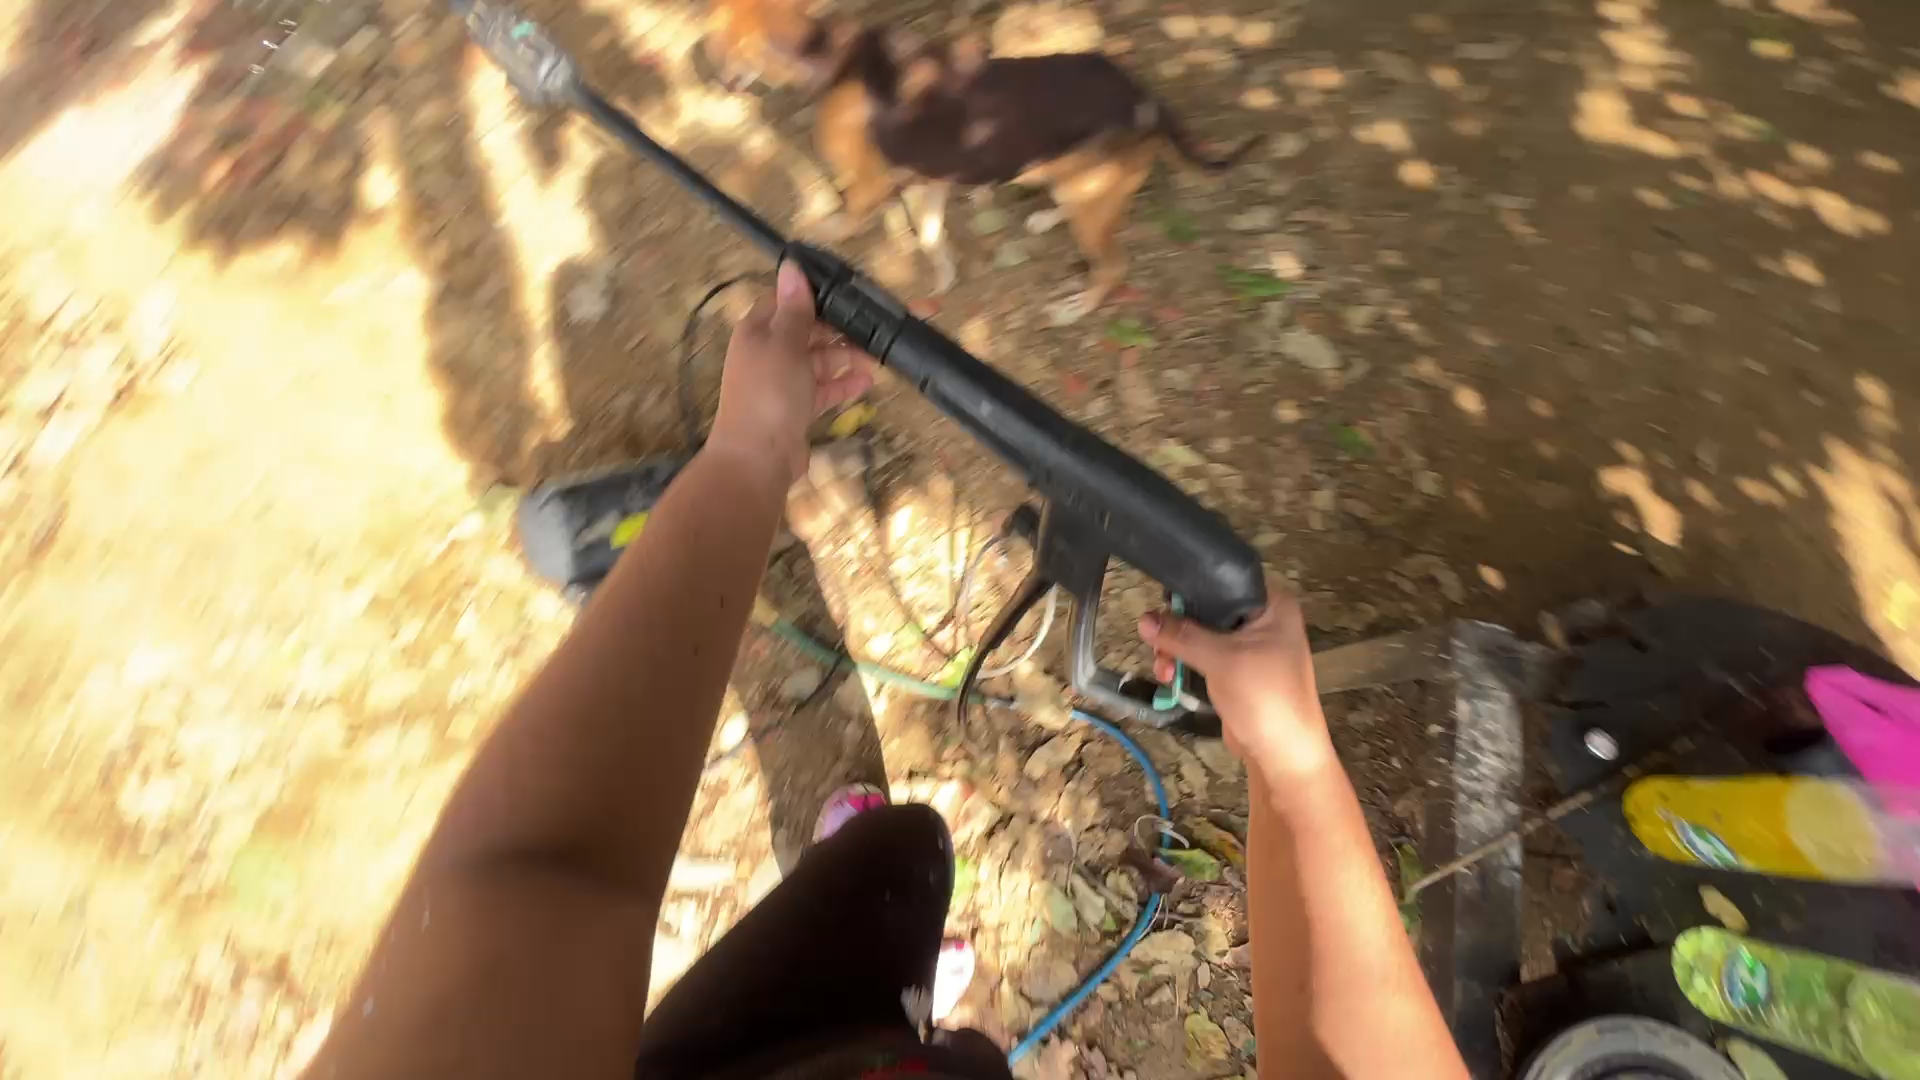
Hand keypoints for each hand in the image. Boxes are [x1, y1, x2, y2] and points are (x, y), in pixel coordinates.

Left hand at [709, 262, 874, 485]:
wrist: (758, 459)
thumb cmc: (769, 394)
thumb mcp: (784, 344)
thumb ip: (796, 309)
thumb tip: (792, 264)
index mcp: (760, 327)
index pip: (794, 300)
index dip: (825, 296)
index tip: (858, 296)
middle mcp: (770, 350)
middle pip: (813, 330)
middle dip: (844, 330)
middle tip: (879, 330)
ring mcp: (784, 381)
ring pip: (821, 360)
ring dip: (848, 357)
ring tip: (878, 359)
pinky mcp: (798, 407)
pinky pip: (825, 388)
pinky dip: (844, 384)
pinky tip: (868, 382)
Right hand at [1138, 581, 1336, 788]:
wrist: (1283, 755)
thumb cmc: (1264, 697)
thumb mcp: (1220, 659)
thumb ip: (1181, 635)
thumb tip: (1143, 619)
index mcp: (1271, 605)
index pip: (1222, 582)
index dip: (1191, 592)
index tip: (1163, 608)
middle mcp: (1262, 619)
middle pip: (1205, 610)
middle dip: (1177, 630)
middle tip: (1160, 649)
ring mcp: (1248, 646)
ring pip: (1198, 634)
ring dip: (1175, 651)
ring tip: (1165, 672)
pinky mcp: (1235, 669)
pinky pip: (1201, 656)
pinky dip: (1184, 664)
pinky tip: (1171, 678)